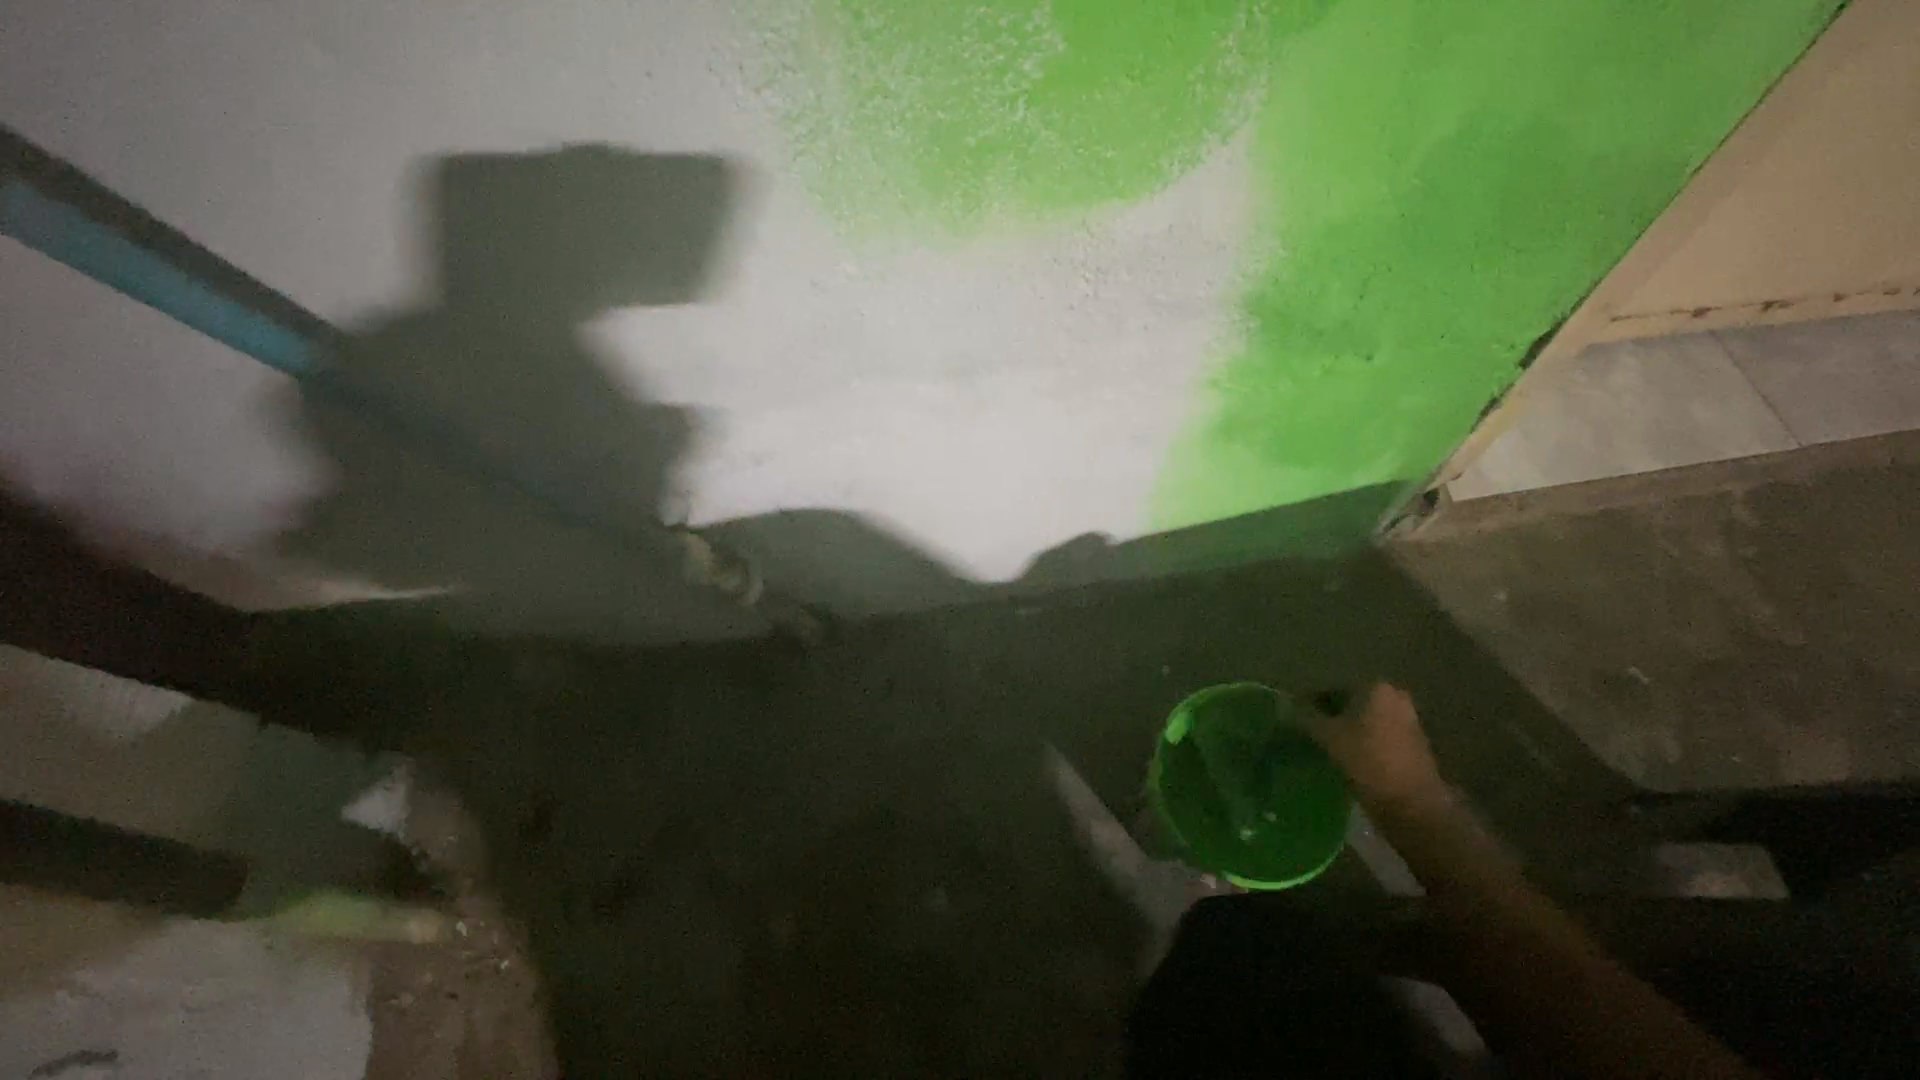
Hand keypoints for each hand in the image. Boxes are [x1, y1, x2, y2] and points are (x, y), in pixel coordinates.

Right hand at [1304, 682, 1448, 809]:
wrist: (1412, 805)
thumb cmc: (1367, 761)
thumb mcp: (1328, 737)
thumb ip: (1306, 718)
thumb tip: (1286, 708)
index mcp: (1376, 688)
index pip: (1334, 688)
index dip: (1311, 702)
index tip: (1296, 717)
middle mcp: (1396, 698)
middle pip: (1352, 704)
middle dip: (1331, 716)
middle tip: (1309, 731)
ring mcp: (1409, 722)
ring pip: (1367, 721)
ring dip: (1347, 731)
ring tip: (1325, 747)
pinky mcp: (1415, 746)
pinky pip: (1379, 737)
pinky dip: (1363, 744)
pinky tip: (1348, 759)